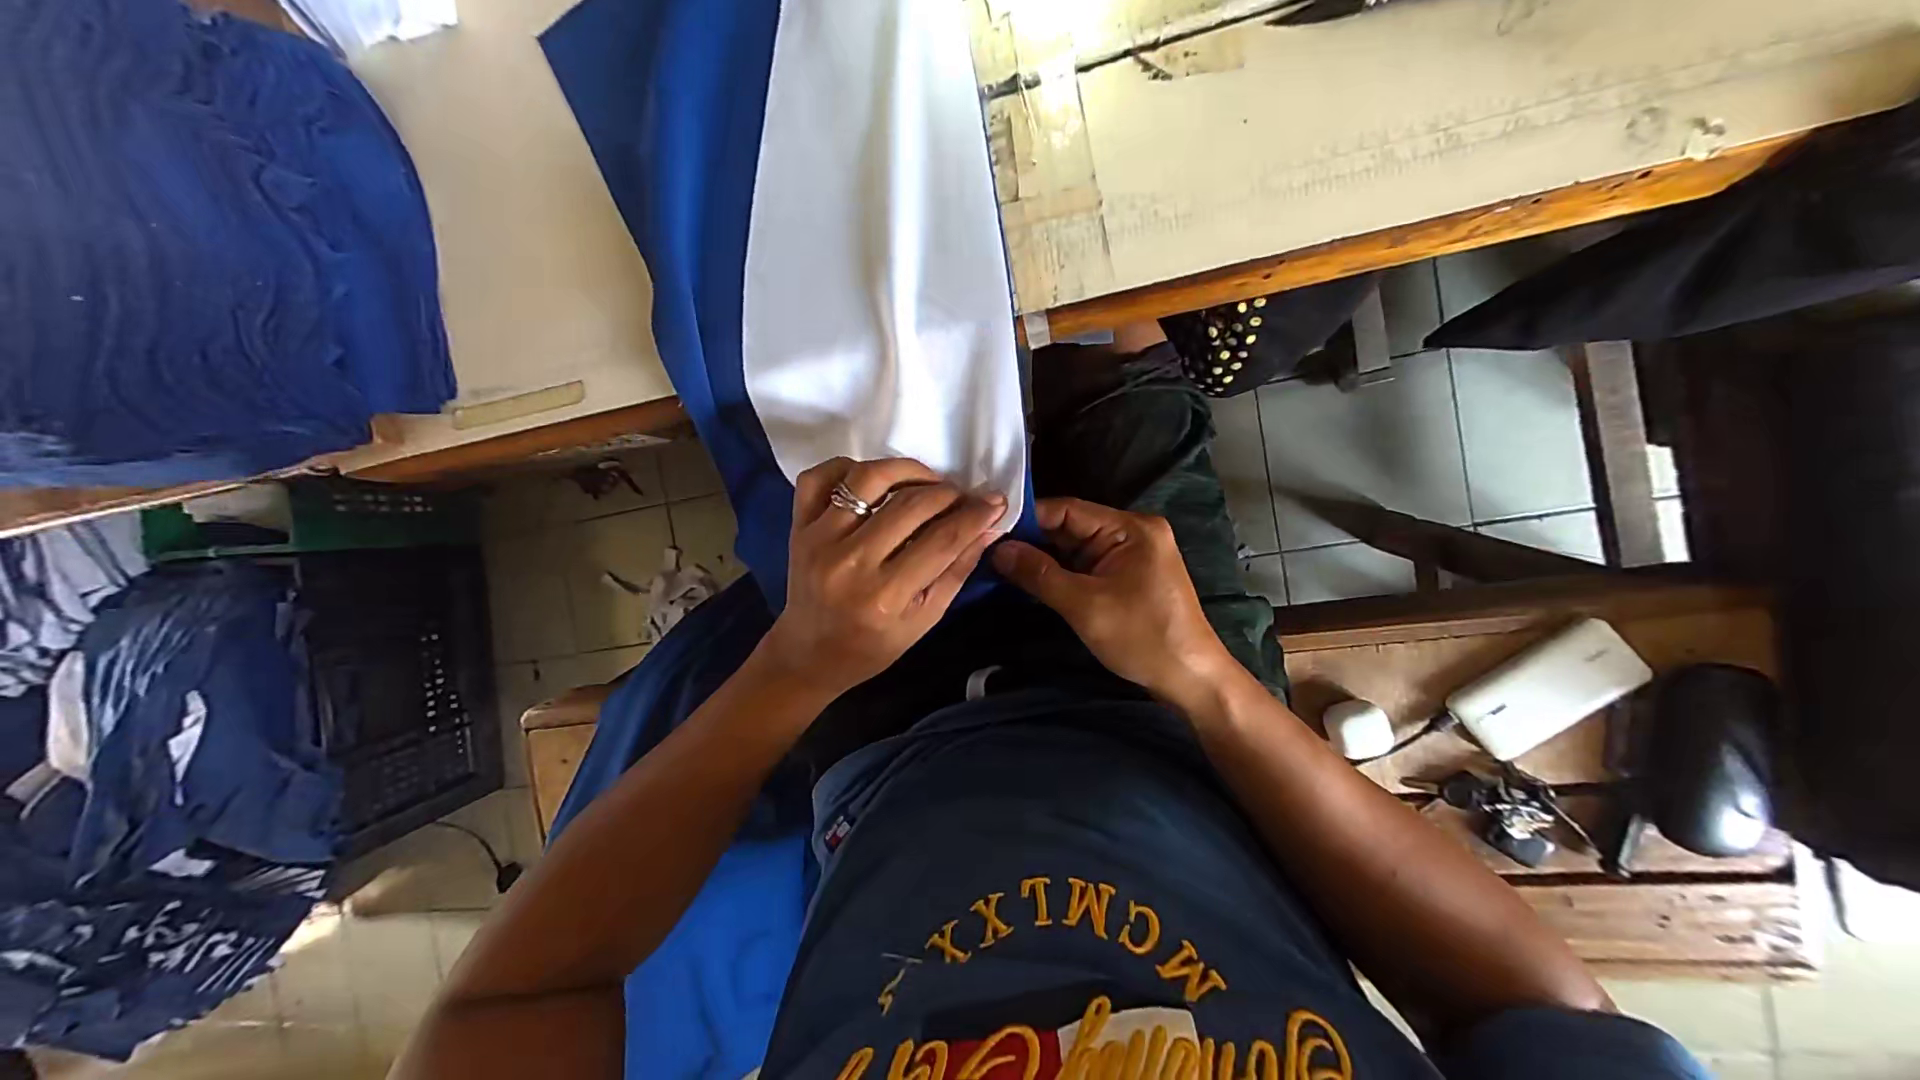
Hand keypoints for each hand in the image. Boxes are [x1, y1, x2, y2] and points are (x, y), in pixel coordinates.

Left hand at [757, 457, 1006, 701]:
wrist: (810, 655)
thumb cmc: (873, 645)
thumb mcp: (925, 619)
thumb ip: (957, 569)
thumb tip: (989, 525)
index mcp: (885, 596)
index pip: (942, 539)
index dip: (975, 515)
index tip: (994, 501)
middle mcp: (850, 563)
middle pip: (911, 504)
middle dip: (948, 493)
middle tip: (962, 497)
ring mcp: (818, 540)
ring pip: (868, 479)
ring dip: (906, 470)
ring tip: (926, 482)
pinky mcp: (797, 526)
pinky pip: (820, 477)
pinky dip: (848, 468)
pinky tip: (873, 482)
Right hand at [992, 497, 1239, 705]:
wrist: (1191, 679)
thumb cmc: (1142, 638)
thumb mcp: (1085, 605)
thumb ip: (1039, 574)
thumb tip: (997, 550)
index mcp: (1130, 528)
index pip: (1068, 509)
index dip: (1028, 518)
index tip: (990, 530)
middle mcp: (1131, 533)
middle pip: (1070, 527)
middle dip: (1031, 540)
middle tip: (987, 550)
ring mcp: (1129, 556)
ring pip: (1074, 549)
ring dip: (1042, 559)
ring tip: (998, 564)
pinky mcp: (1125, 577)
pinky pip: (1084, 567)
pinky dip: (1058, 573)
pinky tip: (1027, 579)